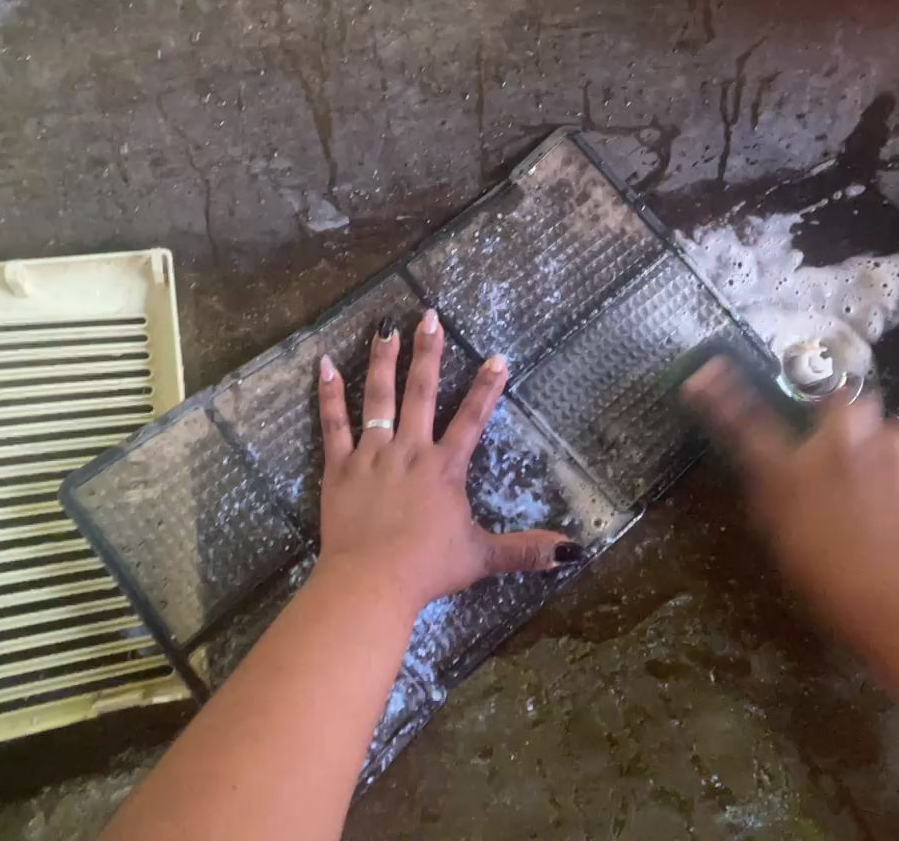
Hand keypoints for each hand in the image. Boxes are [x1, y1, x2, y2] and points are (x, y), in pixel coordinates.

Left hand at [314, 309, 575, 611]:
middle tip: (429, 316)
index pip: (472, 419)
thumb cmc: (426, 569)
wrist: (371, 582)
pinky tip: (325, 364)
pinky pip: (333, 424)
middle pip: (422, 392)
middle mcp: (410, 450)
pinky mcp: (340, 466)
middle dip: (429, 352)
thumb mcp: (481, 557)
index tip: (497, 357)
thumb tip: (573, 552)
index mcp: (444, 468)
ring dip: (384, 360)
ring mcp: (372, 454)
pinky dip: (329, 393)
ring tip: (386, 327)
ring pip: (379, 397)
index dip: (487, 388)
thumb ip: (525, 549)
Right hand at [680, 358, 898, 661]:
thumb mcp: (792, 550)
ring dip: (888, 450)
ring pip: (889, 429)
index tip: (708, 374)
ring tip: (895, 494)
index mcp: (790, 472)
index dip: (723, 395)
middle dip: (846, 420)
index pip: (745, 422)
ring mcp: (893, 446)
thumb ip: (778, 501)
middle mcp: (837, 446)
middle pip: (839, 403)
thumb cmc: (847, 595)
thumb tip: (769, 475)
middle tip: (850, 458)